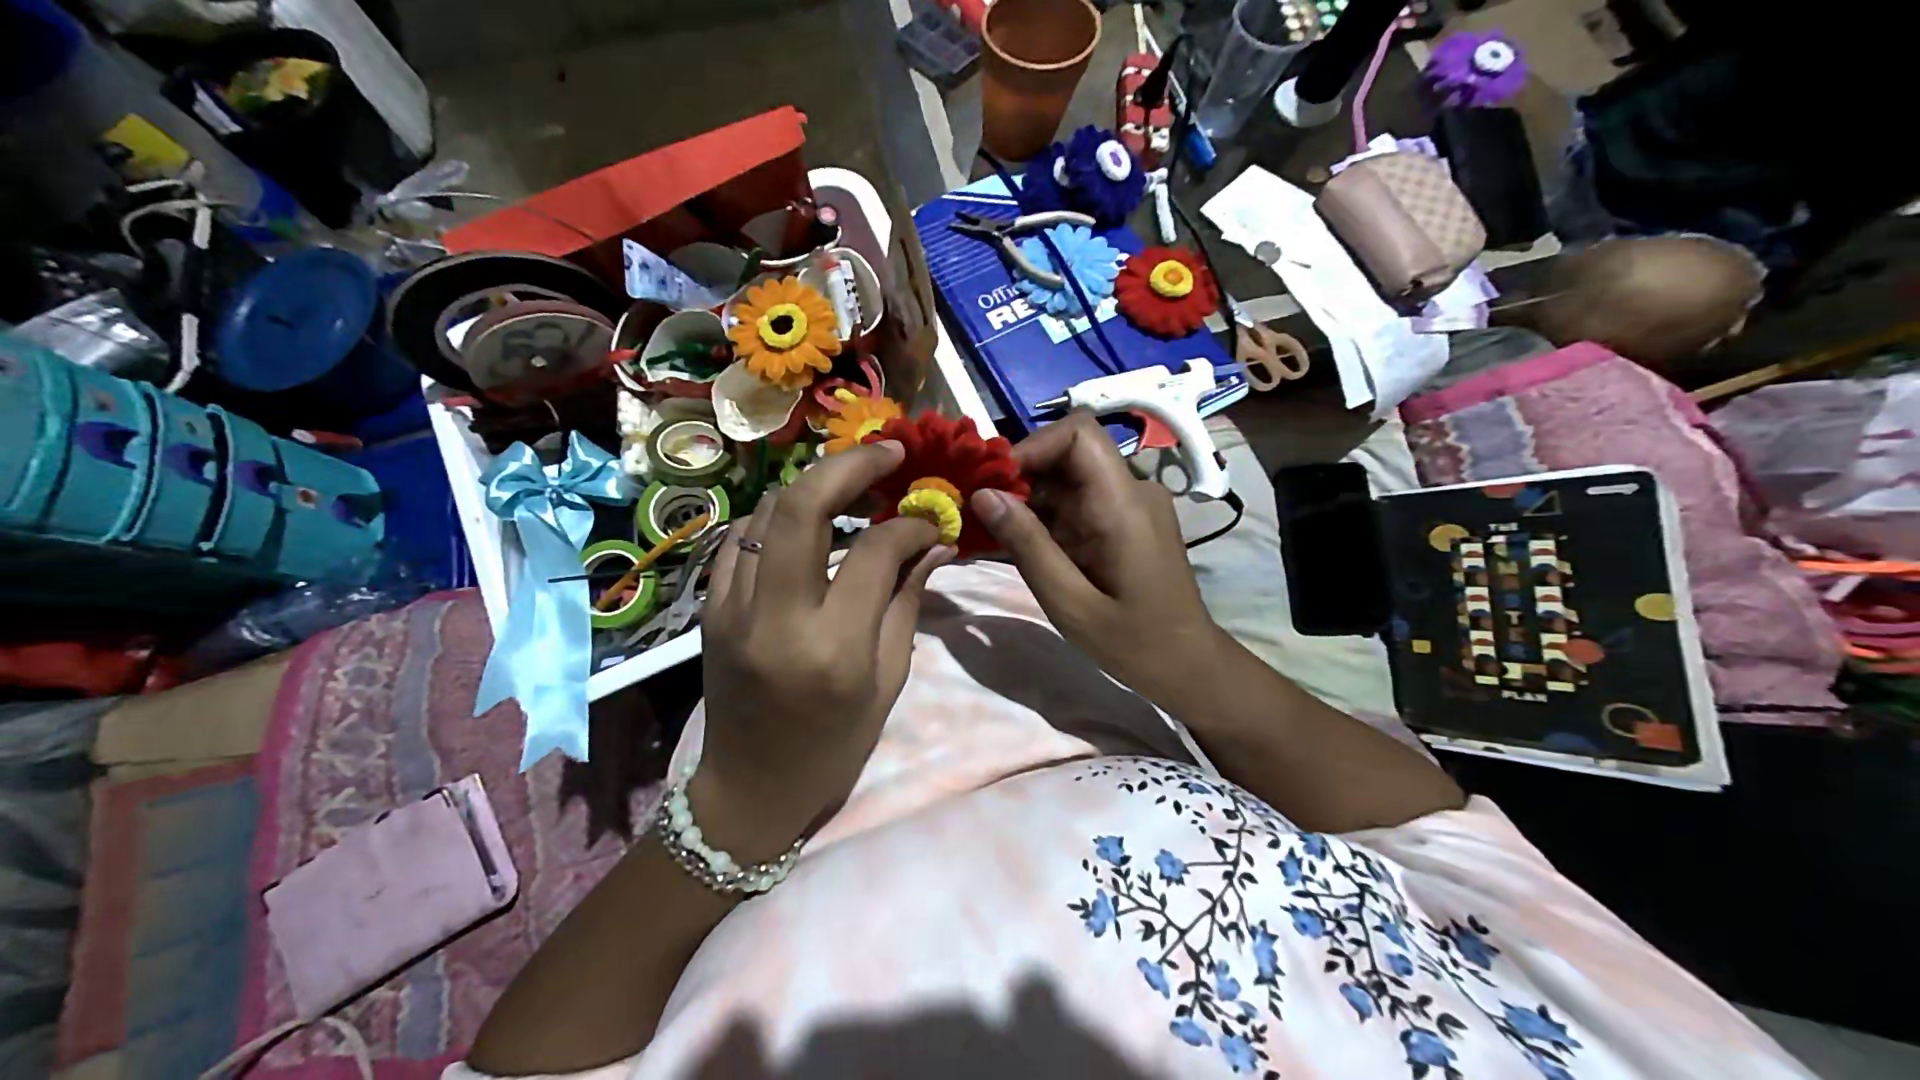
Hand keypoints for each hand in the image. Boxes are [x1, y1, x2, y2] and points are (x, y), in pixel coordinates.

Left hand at [693, 441, 952, 861]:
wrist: (749, 788)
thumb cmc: (834, 745)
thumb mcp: (887, 680)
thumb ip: (908, 601)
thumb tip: (935, 543)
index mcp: (833, 647)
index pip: (876, 551)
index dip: (912, 524)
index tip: (931, 521)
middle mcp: (776, 618)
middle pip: (804, 506)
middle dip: (851, 465)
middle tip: (890, 453)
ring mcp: (731, 609)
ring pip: (767, 511)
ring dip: (814, 486)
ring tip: (853, 483)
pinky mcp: (710, 608)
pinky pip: (741, 539)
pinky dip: (778, 518)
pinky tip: (806, 523)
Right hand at [970, 411, 1224, 706]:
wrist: (1188, 664)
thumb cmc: (1133, 642)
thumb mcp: (1070, 603)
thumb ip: (1028, 545)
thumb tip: (983, 495)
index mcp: (1124, 505)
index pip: (1079, 434)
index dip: (1031, 446)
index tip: (994, 482)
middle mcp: (1132, 490)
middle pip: (1069, 454)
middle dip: (1020, 476)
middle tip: (981, 512)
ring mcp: (1131, 504)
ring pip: (1069, 477)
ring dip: (1029, 498)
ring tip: (991, 532)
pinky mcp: (1125, 520)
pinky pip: (1079, 501)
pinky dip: (1046, 516)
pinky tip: (1020, 544)